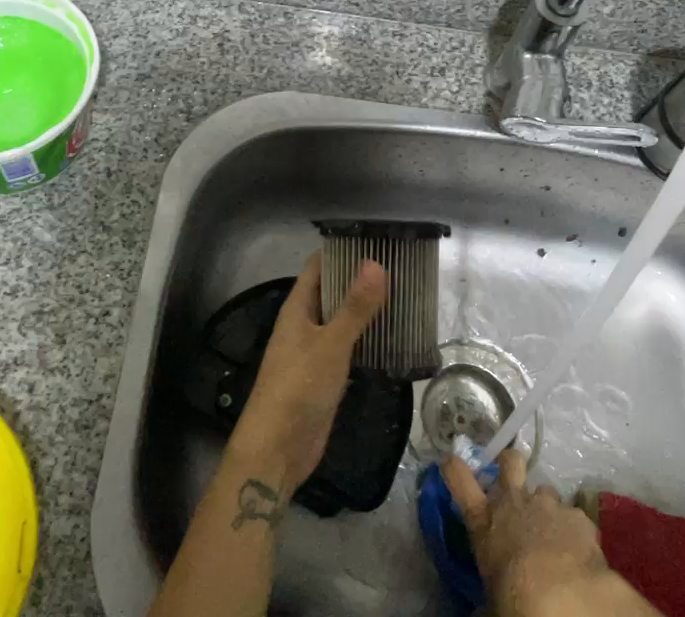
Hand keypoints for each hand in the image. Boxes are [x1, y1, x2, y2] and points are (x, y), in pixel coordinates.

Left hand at [228, 252, 386, 489]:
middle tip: (401, 266)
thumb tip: (376, 263)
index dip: (342, 251)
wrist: (278, 447)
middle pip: (332, 293)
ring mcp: (314, 352)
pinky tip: (394, 337)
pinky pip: (349, 349)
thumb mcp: (330, 344)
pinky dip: (368, 341)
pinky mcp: (326, 378)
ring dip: (366, 311)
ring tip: (405, 295)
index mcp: (297, 310)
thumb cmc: (298, 387)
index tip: (376, 238)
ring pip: (342, 322)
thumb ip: (355, 307)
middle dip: (361, 280)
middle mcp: (304, 326)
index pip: (318, 267)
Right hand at [444, 449, 661, 616]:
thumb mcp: (489, 597)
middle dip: (511, 463)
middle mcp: (514, 503)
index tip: (451, 462)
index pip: (459, 479)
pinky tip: (579, 552)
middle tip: (514, 478)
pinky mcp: (578, 516)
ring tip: (552, 532)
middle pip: (510, 462)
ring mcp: (548, 505)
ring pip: (546, 491)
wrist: (562, 596)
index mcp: (484, 521)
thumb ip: (485, 594)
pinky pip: (574, 518)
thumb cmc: (512, 596)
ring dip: (546, 507)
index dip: (454, 468)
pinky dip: (575, 532)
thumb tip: (480, 612)